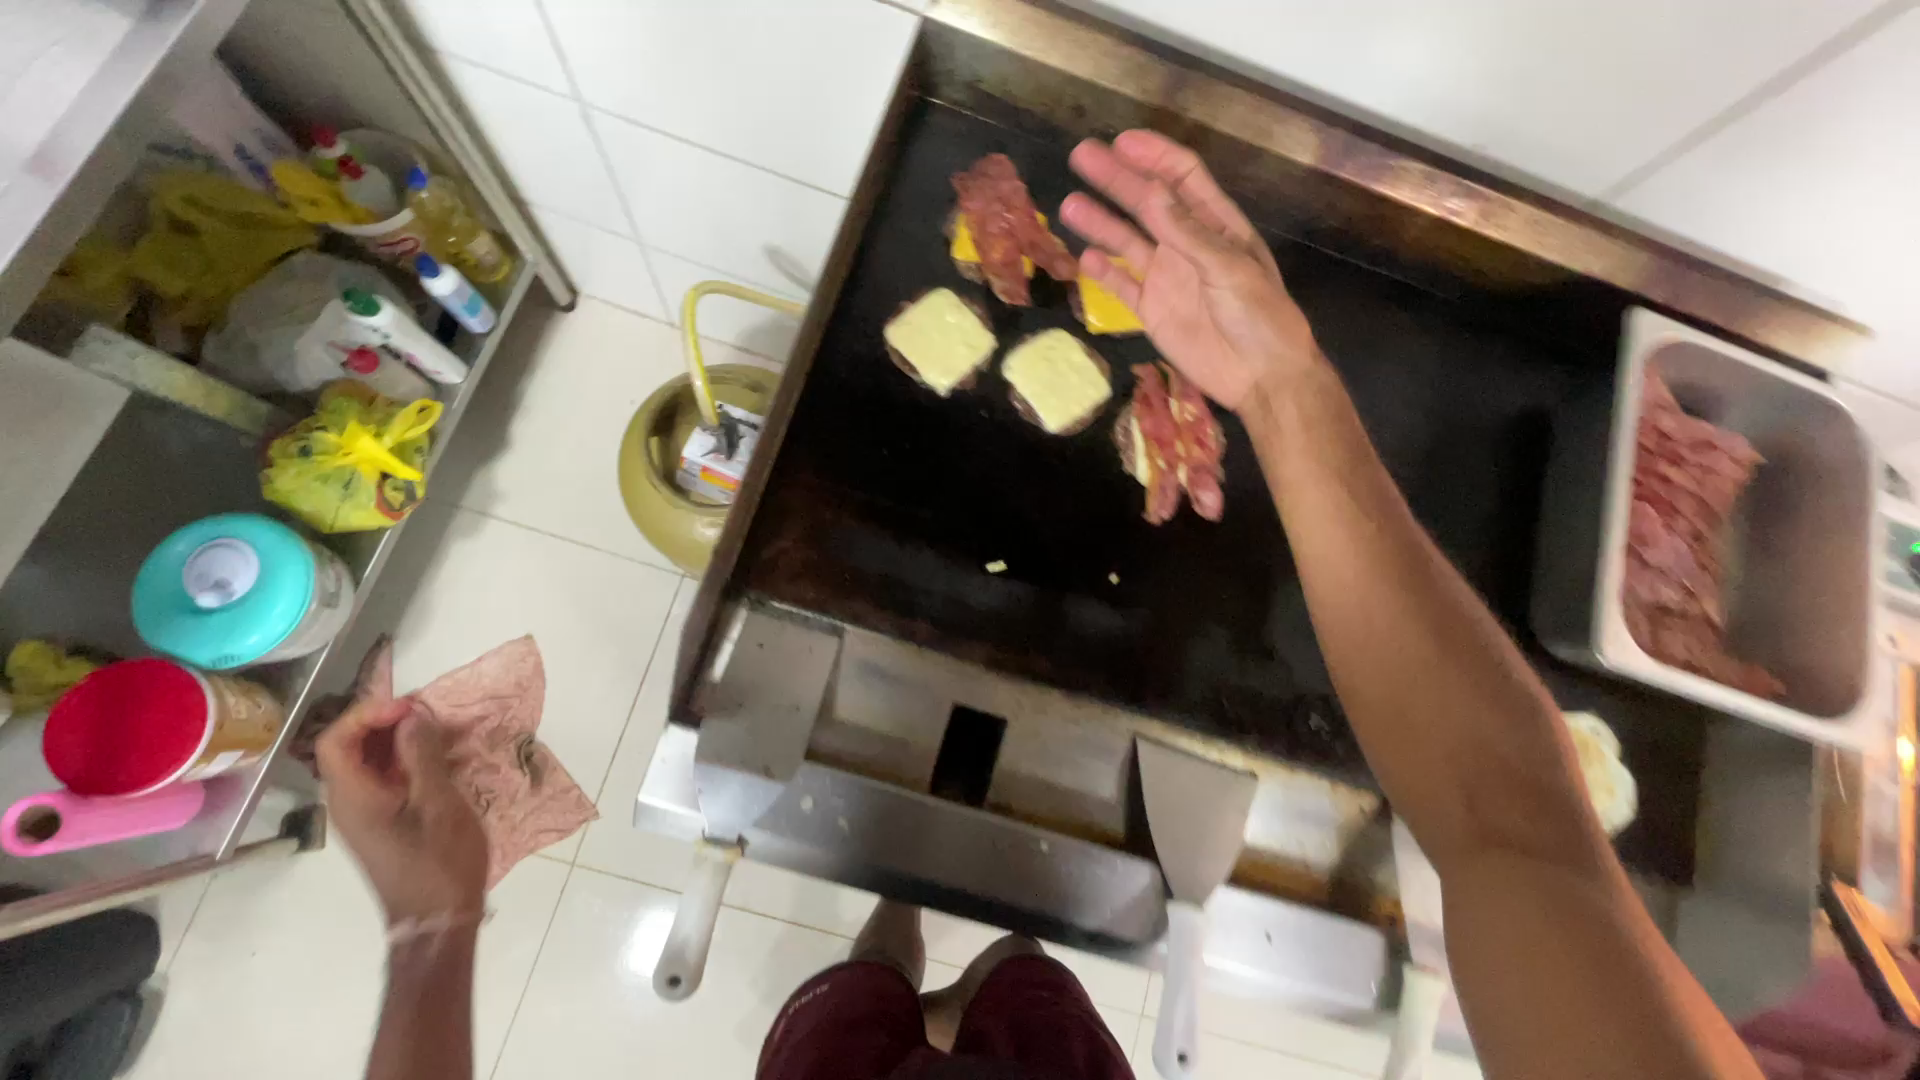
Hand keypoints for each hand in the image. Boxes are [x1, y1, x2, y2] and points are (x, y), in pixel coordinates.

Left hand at [315, 637, 487, 925]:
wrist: (437, 917)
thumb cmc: (439, 860)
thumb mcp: (439, 804)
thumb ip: (423, 756)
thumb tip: (413, 715)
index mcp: (353, 797)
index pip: (336, 740)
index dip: (368, 714)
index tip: (411, 707)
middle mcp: (349, 802)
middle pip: (349, 747)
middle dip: (387, 722)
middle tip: (432, 714)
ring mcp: (365, 813)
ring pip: (369, 761)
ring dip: (401, 740)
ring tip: (442, 731)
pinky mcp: (384, 820)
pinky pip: (385, 778)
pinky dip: (408, 760)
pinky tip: (442, 759)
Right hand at [1060, 130, 1320, 410]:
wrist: (1260, 375)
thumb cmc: (1260, 315)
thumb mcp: (1229, 268)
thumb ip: (1187, 233)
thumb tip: (1151, 193)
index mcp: (1216, 225)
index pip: (1182, 178)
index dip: (1154, 157)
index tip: (1121, 142)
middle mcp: (1186, 244)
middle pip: (1147, 203)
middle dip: (1116, 179)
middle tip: (1081, 156)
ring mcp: (1167, 278)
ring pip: (1127, 241)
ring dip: (1100, 222)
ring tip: (1069, 205)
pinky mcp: (1152, 311)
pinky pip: (1123, 286)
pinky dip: (1104, 272)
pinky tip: (1084, 258)